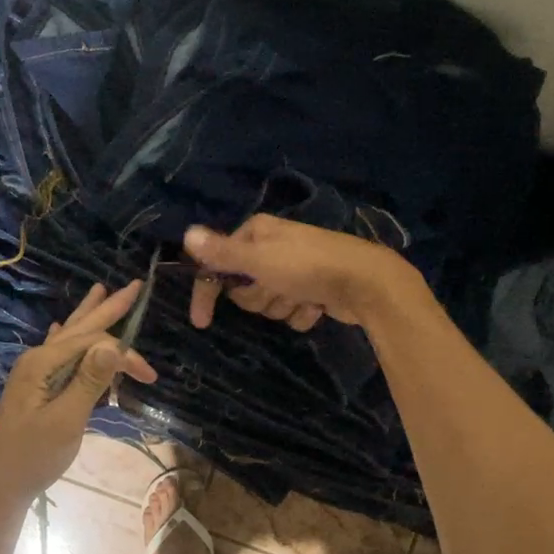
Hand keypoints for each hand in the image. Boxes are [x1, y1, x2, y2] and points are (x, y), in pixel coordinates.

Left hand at [0, 282, 157, 499]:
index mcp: (42, 363)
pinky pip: (56, 351)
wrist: (1, 485)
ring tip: (101, 291)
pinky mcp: (34, 385)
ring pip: (68, 335)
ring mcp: (33, 371)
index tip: (149, 376)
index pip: (93, 343)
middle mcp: (36, 359)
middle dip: (108, 308)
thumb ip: (88, 382)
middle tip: (134, 286)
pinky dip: (67, 337)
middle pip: (80, 328)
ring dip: (88, 316)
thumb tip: (112, 345)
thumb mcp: (66, 421)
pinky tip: (61, 326)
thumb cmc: (34, 456)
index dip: (124, 353)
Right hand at [184, 214, 428, 329]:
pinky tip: (316, 307)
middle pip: (243, 287)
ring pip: (267, 301)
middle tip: (276, 291)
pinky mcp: (313, 289)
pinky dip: (301, 313)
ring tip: (300, 298)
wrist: (366, 284)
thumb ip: (222, 252)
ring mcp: (294, 269)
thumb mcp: (259, 259)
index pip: (218, 263)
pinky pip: (292, 311)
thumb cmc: (308, 267)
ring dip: (280, 306)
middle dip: (257, 297)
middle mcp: (273, 246)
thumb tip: (186, 234)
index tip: (200, 321)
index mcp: (257, 231)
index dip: (208, 292)